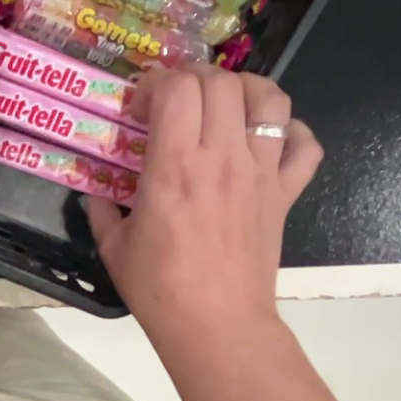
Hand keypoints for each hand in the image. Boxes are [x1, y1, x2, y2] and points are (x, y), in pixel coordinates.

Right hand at [86, 65, 322, 343]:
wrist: (214, 322)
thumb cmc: (158, 287)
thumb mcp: (113, 247)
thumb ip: (103, 210)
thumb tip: (96, 191)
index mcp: (174, 166)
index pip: (176, 89)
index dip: (155, 83)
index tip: (139, 104)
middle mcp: (222, 156)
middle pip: (220, 83)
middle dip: (193, 78)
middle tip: (174, 98)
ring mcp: (261, 171)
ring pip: (269, 98)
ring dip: (245, 88)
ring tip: (223, 102)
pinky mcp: (284, 192)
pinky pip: (303, 145)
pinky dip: (290, 132)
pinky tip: (267, 140)